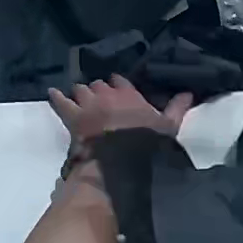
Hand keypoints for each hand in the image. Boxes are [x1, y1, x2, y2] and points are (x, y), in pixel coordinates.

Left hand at [47, 76, 192, 146]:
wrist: (120, 161)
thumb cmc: (147, 143)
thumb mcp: (167, 126)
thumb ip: (177, 108)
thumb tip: (189, 92)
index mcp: (129, 94)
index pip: (120, 81)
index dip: (118, 84)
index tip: (118, 87)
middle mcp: (107, 94)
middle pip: (99, 84)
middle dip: (98, 90)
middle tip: (100, 99)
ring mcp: (88, 104)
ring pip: (81, 90)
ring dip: (81, 93)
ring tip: (82, 99)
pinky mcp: (73, 117)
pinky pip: (61, 102)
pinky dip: (57, 97)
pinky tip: (53, 93)